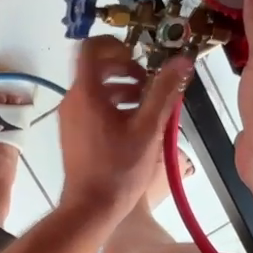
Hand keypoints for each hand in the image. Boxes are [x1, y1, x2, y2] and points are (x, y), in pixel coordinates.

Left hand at [57, 37, 193, 221]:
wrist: (90, 208)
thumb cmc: (119, 170)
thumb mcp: (148, 128)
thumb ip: (164, 91)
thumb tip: (182, 61)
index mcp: (86, 93)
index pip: (91, 47)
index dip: (115, 44)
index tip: (138, 56)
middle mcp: (72, 100)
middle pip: (96, 67)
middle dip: (125, 69)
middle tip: (148, 84)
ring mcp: (70, 117)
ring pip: (95, 88)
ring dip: (122, 89)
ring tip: (147, 107)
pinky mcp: (73, 133)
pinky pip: (92, 106)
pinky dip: (112, 105)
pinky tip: (134, 126)